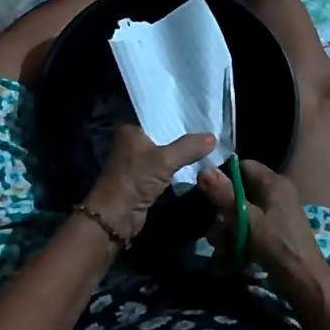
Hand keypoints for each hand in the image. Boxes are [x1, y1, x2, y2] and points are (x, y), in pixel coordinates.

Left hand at [86, 126, 215, 242]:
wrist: (115, 218)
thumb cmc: (134, 181)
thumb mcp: (165, 160)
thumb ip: (189, 147)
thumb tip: (213, 137)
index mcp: (130, 130)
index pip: (158, 115)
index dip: (179, 113)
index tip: (202, 111)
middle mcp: (133, 141)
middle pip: (165, 132)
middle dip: (185, 132)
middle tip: (210, 126)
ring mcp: (138, 160)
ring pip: (167, 149)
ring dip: (184, 150)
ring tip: (208, 141)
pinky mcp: (145, 177)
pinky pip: (167, 164)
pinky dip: (180, 164)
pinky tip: (198, 160)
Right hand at [199, 161, 325, 293]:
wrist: (304, 279)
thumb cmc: (275, 244)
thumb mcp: (246, 219)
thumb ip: (225, 195)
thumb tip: (203, 169)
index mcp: (273, 182)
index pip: (243, 166)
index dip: (223, 177)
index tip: (207, 195)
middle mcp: (276, 192)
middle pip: (240, 192)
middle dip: (223, 213)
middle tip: (215, 233)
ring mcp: (277, 211)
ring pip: (243, 212)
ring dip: (228, 231)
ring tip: (223, 250)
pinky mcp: (276, 230)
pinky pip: (251, 226)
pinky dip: (240, 239)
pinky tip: (232, 256)